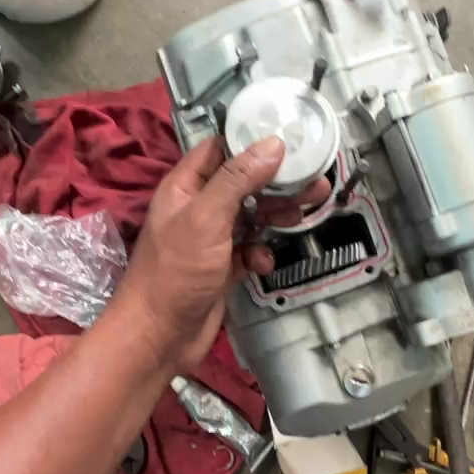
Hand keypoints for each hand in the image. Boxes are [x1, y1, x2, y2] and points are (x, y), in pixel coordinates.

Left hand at [109, 137, 330, 374]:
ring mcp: (211, 239)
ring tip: (301, 216)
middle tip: (314, 181)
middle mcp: (198, 209)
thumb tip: (272, 144)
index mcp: (185, 187)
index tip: (289, 138)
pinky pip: (250, 251)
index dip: (252, 142)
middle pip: (244, 184)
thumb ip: (238, 180)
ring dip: (275, 217)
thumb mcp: (206, 218)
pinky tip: (263, 263)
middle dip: (277, 183)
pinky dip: (261, 254)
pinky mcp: (222, 268)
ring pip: (251, 217)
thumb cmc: (176, 272)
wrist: (160, 336)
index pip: (220, 150)